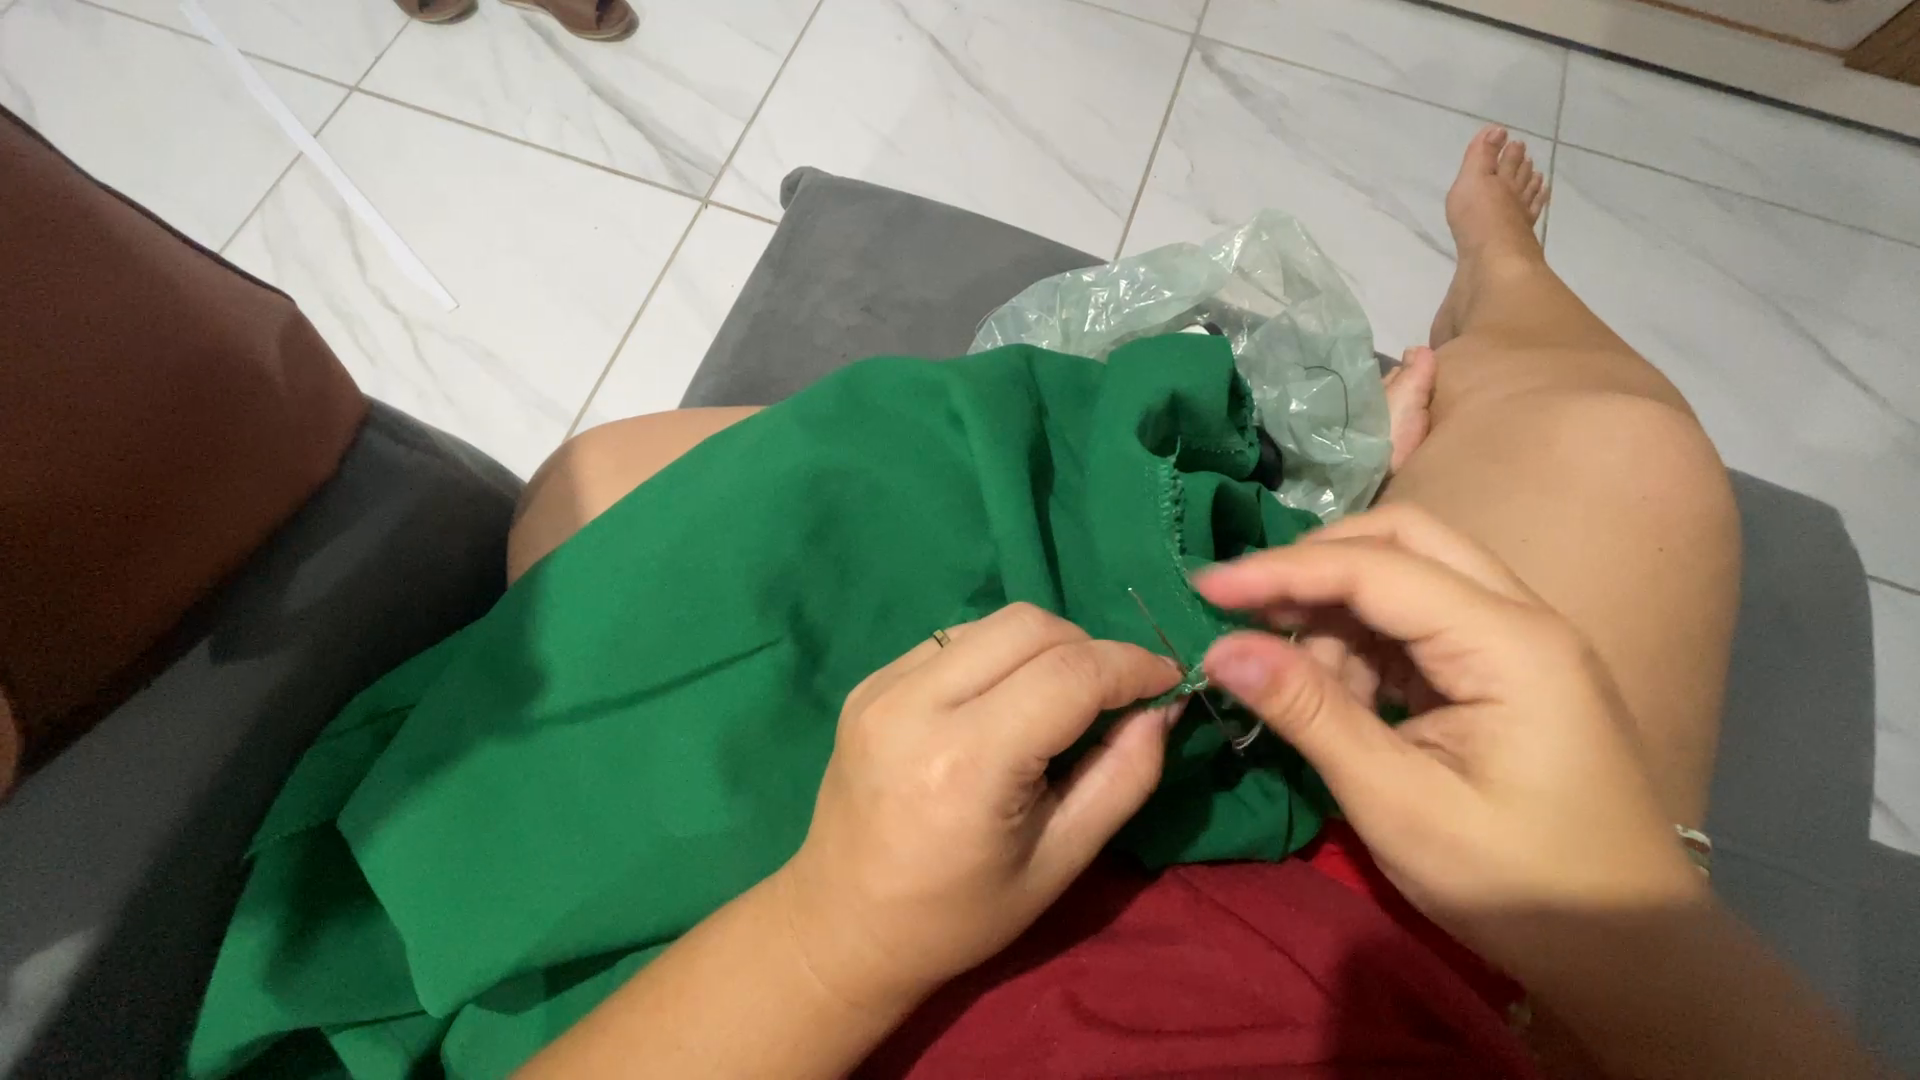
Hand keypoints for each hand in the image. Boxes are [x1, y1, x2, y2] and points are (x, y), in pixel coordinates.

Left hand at [776, 603, 1182, 1008]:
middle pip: (1029, 626)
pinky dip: (997, 654)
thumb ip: (1124, 777)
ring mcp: (882, 687)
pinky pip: (952, 639)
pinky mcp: (868, 683)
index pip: (1069, 675)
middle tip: (1114, 694)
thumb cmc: (957, 914)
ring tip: (1060, 698)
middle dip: (1090, 647)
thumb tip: (1161, 707)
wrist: (842, 923)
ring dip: (1045, 645)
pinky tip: (1002, 700)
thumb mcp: (1060, 861)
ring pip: (991, 623)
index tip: (1168, 679)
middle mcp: (915, 705)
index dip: (1132, 666)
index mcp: (966, 763)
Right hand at [1192, 505, 1705, 974]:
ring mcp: (1515, 640)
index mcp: (1508, 644)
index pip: (1376, 568)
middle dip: (1314, 563)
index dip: (1282, 571)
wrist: (1629, 953)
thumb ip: (1308, 713)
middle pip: (1403, 539)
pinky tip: (1335, 692)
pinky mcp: (1501, 667)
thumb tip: (1220, 650)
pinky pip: (1415, 621)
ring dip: (1334, 609)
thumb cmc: (1516, 884)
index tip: (1206, 589)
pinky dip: (1359, 641)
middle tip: (1248, 608)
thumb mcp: (1395, 801)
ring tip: (1294, 677)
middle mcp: (1518, 618)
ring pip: (1406, 574)